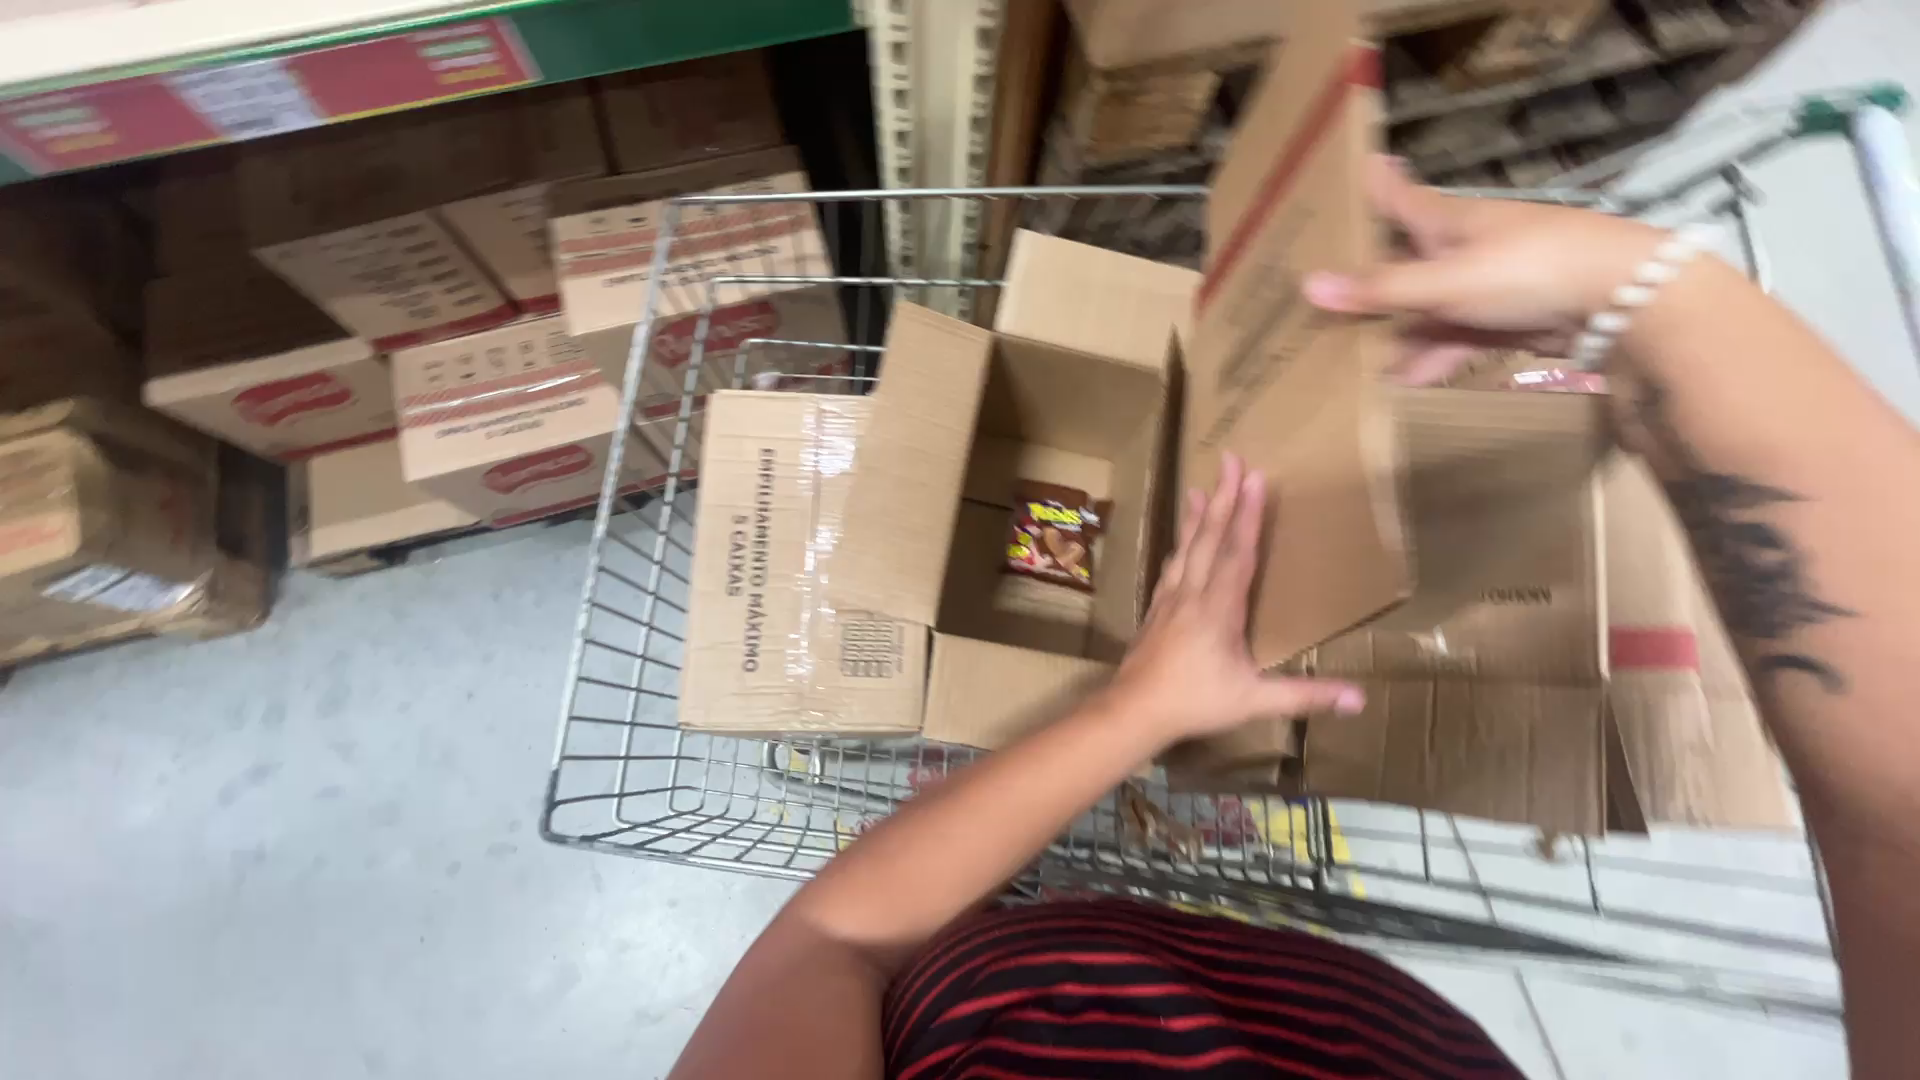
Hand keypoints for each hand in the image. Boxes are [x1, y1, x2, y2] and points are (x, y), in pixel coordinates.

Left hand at [1105, 452, 1364, 740]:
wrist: (1133, 710)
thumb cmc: (1194, 703)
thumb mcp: (1253, 702)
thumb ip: (1305, 696)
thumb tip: (1360, 698)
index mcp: (1218, 609)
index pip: (1237, 552)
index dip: (1249, 515)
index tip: (1255, 478)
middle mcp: (1192, 595)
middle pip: (1209, 538)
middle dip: (1224, 498)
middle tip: (1230, 460)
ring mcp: (1170, 600)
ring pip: (1186, 549)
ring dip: (1197, 517)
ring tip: (1201, 488)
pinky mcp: (1156, 611)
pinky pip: (1171, 568)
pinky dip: (1179, 546)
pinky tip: (1180, 541)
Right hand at [1304, 156, 1663, 384]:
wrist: (1624, 300)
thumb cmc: (1528, 270)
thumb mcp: (1444, 281)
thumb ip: (1379, 289)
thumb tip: (1308, 285)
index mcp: (1451, 223)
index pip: (1403, 198)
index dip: (1379, 184)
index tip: (1360, 164)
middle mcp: (1466, 248)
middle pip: (1406, 263)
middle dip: (1371, 284)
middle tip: (1332, 298)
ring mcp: (1487, 284)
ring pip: (1426, 308)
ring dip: (1397, 335)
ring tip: (1360, 363)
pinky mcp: (1506, 317)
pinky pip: (1455, 336)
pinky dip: (1431, 357)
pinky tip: (1406, 380)